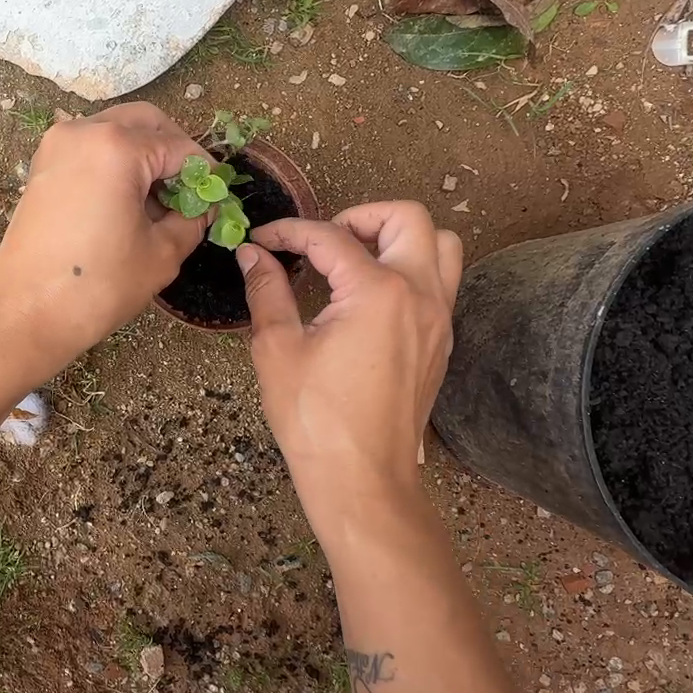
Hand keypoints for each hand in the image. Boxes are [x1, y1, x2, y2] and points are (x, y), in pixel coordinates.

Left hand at [0, 103, 207, 374]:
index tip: (216, 197)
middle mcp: (83, 131)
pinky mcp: (41, 166)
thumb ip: (191, 220)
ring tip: (158, 204)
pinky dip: (113, 164)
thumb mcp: (162, 254)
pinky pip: (89, 149)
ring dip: (143, 156)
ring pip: (114, 132)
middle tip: (189, 193)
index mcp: (117, 146)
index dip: (205, 172)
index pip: (178, 146)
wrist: (23, 313)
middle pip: (144, 123)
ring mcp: (56, 145)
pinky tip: (126, 203)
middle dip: (173, 152)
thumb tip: (202, 207)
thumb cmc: (96, 286)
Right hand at [236, 203, 462, 529]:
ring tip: (354, 258)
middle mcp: (420, 294)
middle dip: (359, 215)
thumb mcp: (277, 348)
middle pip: (407, 218)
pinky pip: (440, 280)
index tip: (262, 239)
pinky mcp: (441, 340)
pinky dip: (409, 268)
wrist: (361, 477)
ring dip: (397, 237)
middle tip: (321, 240)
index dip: (289, 231)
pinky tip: (368, 296)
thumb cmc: (313, 415)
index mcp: (377, 291)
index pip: (330, 237)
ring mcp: (439, 317)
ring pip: (440, 245)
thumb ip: (267, 290)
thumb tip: (251, 254)